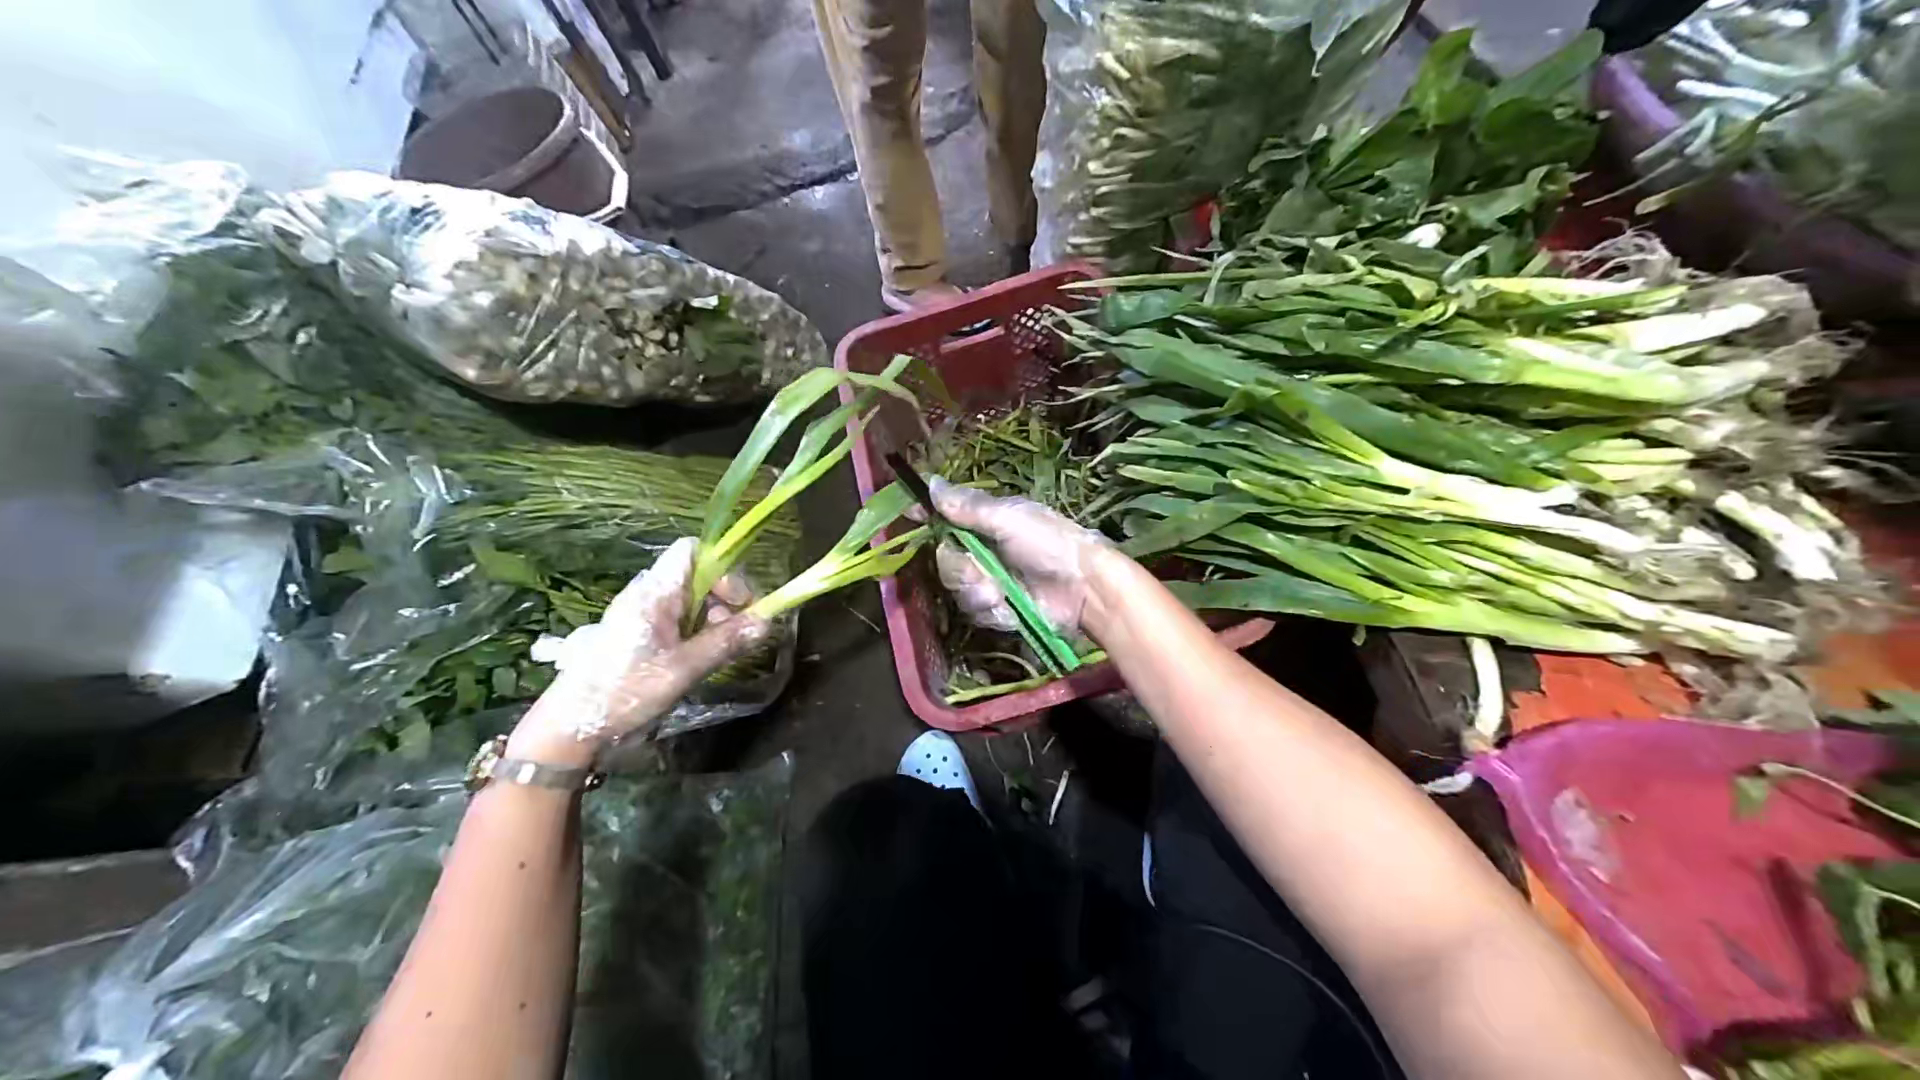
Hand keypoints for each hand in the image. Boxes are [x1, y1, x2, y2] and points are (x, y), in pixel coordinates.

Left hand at [506, 537, 768, 766]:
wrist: (570, 727)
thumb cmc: (623, 691)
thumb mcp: (682, 669)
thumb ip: (725, 642)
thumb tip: (767, 621)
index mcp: (654, 593)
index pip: (693, 550)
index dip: (723, 568)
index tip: (739, 602)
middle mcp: (649, 595)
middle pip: (699, 576)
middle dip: (724, 601)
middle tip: (732, 634)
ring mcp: (644, 614)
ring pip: (692, 601)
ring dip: (713, 621)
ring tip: (715, 652)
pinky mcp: (642, 634)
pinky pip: (680, 621)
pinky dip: (698, 634)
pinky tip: (698, 659)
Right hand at [925, 476, 1115, 638]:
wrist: (1083, 587)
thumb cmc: (1050, 542)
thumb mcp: (1009, 518)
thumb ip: (968, 506)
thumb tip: (932, 482)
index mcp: (985, 523)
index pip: (945, 516)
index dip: (927, 516)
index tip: (913, 514)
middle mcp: (983, 550)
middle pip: (945, 558)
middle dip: (959, 568)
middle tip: (978, 570)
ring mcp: (989, 581)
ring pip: (956, 587)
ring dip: (977, 591)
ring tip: (998, 591)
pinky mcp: (997, 609)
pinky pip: (974, 610)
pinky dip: (991, 609)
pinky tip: (1008, 606)